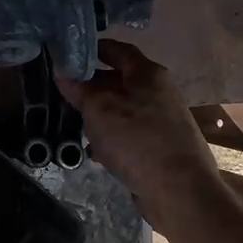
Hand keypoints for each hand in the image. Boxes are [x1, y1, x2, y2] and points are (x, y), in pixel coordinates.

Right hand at [54, 40, 216, 194]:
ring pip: (124, 110)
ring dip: (101, 116)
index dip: (93, 48)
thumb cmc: (137, 139)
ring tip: (77, 125)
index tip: (69, 54)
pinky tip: (97, 153)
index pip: (118, 50)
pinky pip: (132, 135)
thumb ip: (79, 87)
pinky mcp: (164, 149)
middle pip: (120, 81)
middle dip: (92, 87)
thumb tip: (61, 71)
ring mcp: (165, 122)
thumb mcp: (98, 108)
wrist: (181, 193)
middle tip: (66, 93)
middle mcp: (160, 93)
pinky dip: (114, 139)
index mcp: (149, 74)